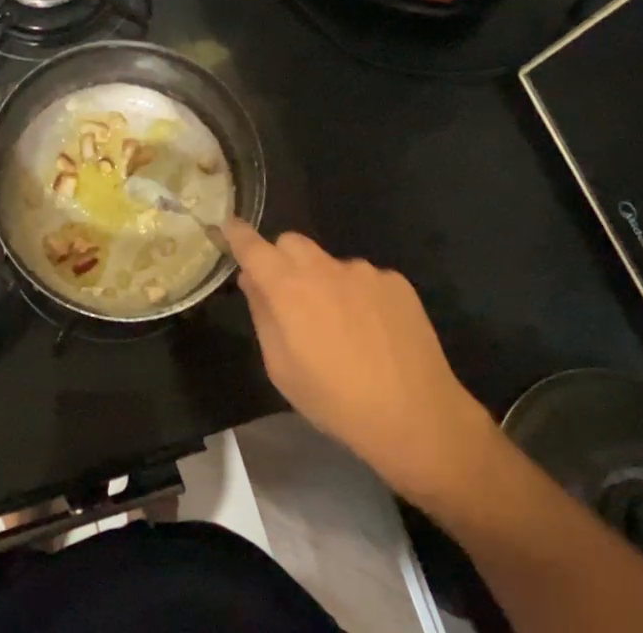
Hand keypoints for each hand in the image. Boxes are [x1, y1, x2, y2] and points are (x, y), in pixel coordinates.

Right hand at [222, 223, 494, 496]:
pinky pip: (365, 279)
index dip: (237, 235)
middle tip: (287, 297)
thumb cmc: (335, 400)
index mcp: (289, 289)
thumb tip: (252, 281)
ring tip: (341, 328)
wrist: (414, 415)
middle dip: (281, 260)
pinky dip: (359, 296)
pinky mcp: (397, 283)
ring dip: (324, 282)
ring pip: (331, 264)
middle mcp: (325, 268)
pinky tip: (373, 333)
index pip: (253, 247)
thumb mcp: (281, 368)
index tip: (227, 227)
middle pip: (292, 243)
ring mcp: (365, 272)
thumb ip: (263, 315)